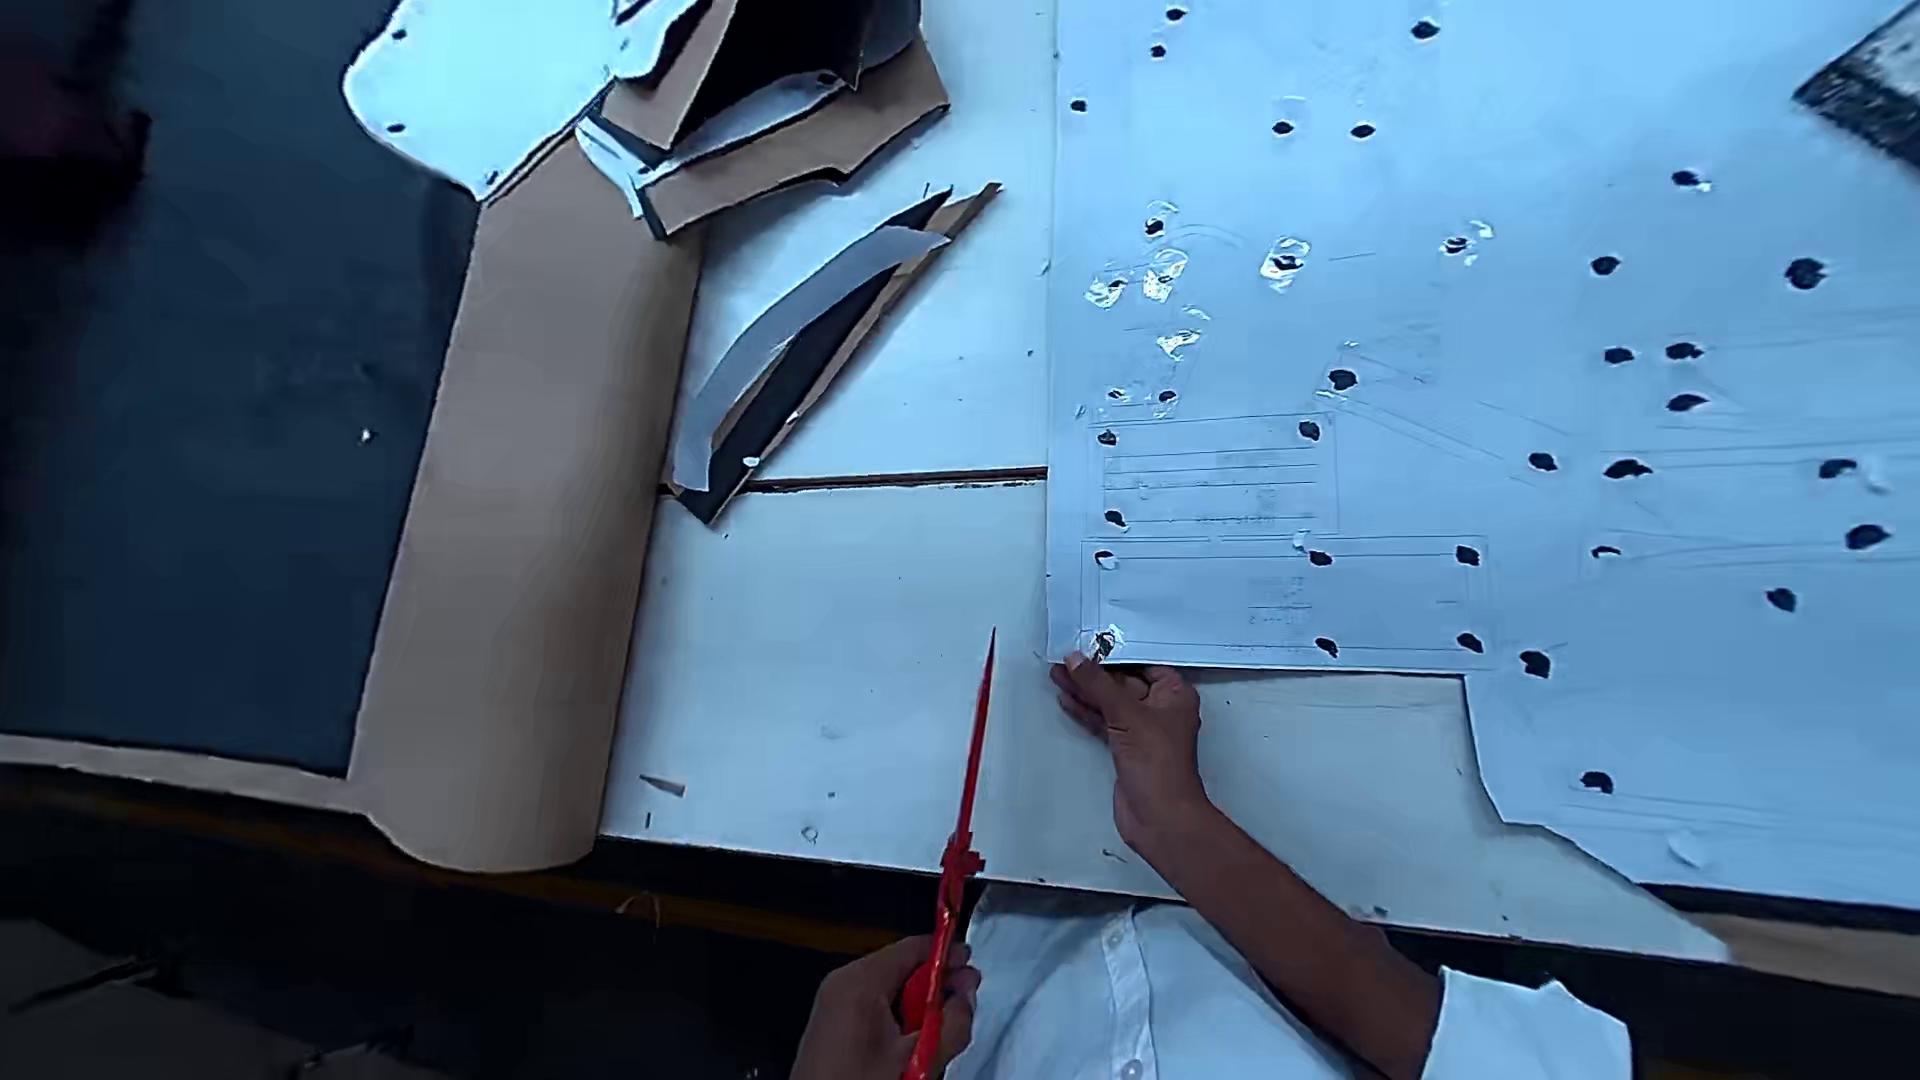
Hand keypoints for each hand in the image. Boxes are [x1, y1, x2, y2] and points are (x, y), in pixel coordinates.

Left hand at [791, 935, 979, 1079]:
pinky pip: (871, 1007)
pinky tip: (911, 1045)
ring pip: (888, 990)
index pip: (912, 948)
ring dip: (916, 1006)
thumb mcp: (916, 1063)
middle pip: (901, 968)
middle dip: (934, 985)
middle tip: (963, 1001)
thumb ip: (950, 1025)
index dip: (945, 953)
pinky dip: (895, 1019)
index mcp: (861, 979)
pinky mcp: (829, 1024)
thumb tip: (968, 995)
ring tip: (939, 1031)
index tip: (970, 964)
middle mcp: (843, 981)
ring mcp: (832, 1002)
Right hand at [1051, 654, 1211, 862]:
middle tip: (1064, 658)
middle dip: (1093, 672)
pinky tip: (1066, 698)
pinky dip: (1086, 710)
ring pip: (1109, 701)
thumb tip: (1074, 658)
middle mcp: (1160, 708)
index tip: (1089, 641)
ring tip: (1057, 674)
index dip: (1116, 652)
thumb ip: (1098, 685)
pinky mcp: (1125, 746)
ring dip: (1085, 690)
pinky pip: (1103, 720)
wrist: (1160, 818)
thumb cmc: (1157, 763)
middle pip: (1122, 681)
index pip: (1143, 663)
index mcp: (1174, 695)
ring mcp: (1141, 729)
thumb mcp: (1126, 715)